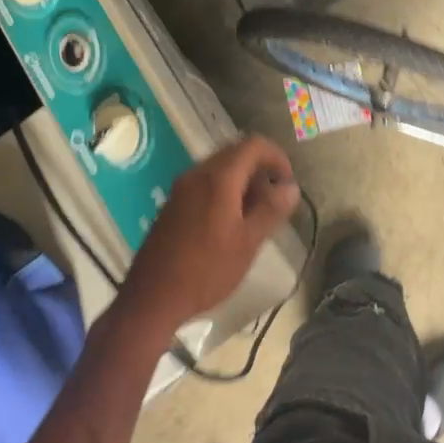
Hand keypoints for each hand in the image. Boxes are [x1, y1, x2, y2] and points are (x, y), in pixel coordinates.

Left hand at [121, 136, 300, 330]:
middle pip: (236, 153)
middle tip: (276, 199)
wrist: (152, 297)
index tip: (288, 183)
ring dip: (243, 181)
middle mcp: (197, 174)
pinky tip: (231, 222)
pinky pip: (205, 183)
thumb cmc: (206, 270)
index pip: (254, 145)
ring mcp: (181, 188)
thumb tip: (291, 187)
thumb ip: (271, 210)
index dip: (277, 157)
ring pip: (220, 168)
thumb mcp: (248, 243)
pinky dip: (225, 191)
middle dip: (261, 169)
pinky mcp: (173, 204)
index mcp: (218, 178)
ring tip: (257, 214)